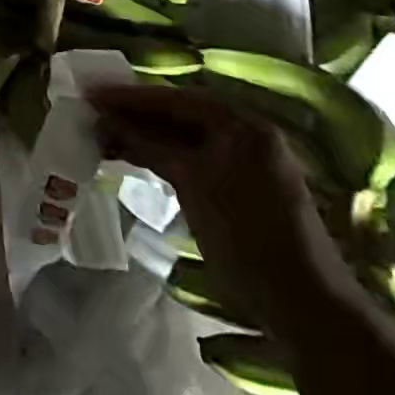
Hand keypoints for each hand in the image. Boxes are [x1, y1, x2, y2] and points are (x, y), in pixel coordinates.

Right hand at [90, 85, 353, 324]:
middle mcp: (245, 132)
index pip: (176, 98)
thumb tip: (107, 121)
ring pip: (186, 137)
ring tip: (104, 134)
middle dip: (137, 113)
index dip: (131, 95)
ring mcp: (245, 160)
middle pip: (181, 113)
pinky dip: (165, 156)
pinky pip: (194, 158)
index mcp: (241, 122)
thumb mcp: (191, 183)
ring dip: (147, 135)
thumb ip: (149, 146)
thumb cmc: (244, 233)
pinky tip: (136, 157)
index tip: (92, 92)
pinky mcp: (239, 185)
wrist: (302, 302)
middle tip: (94, 112)